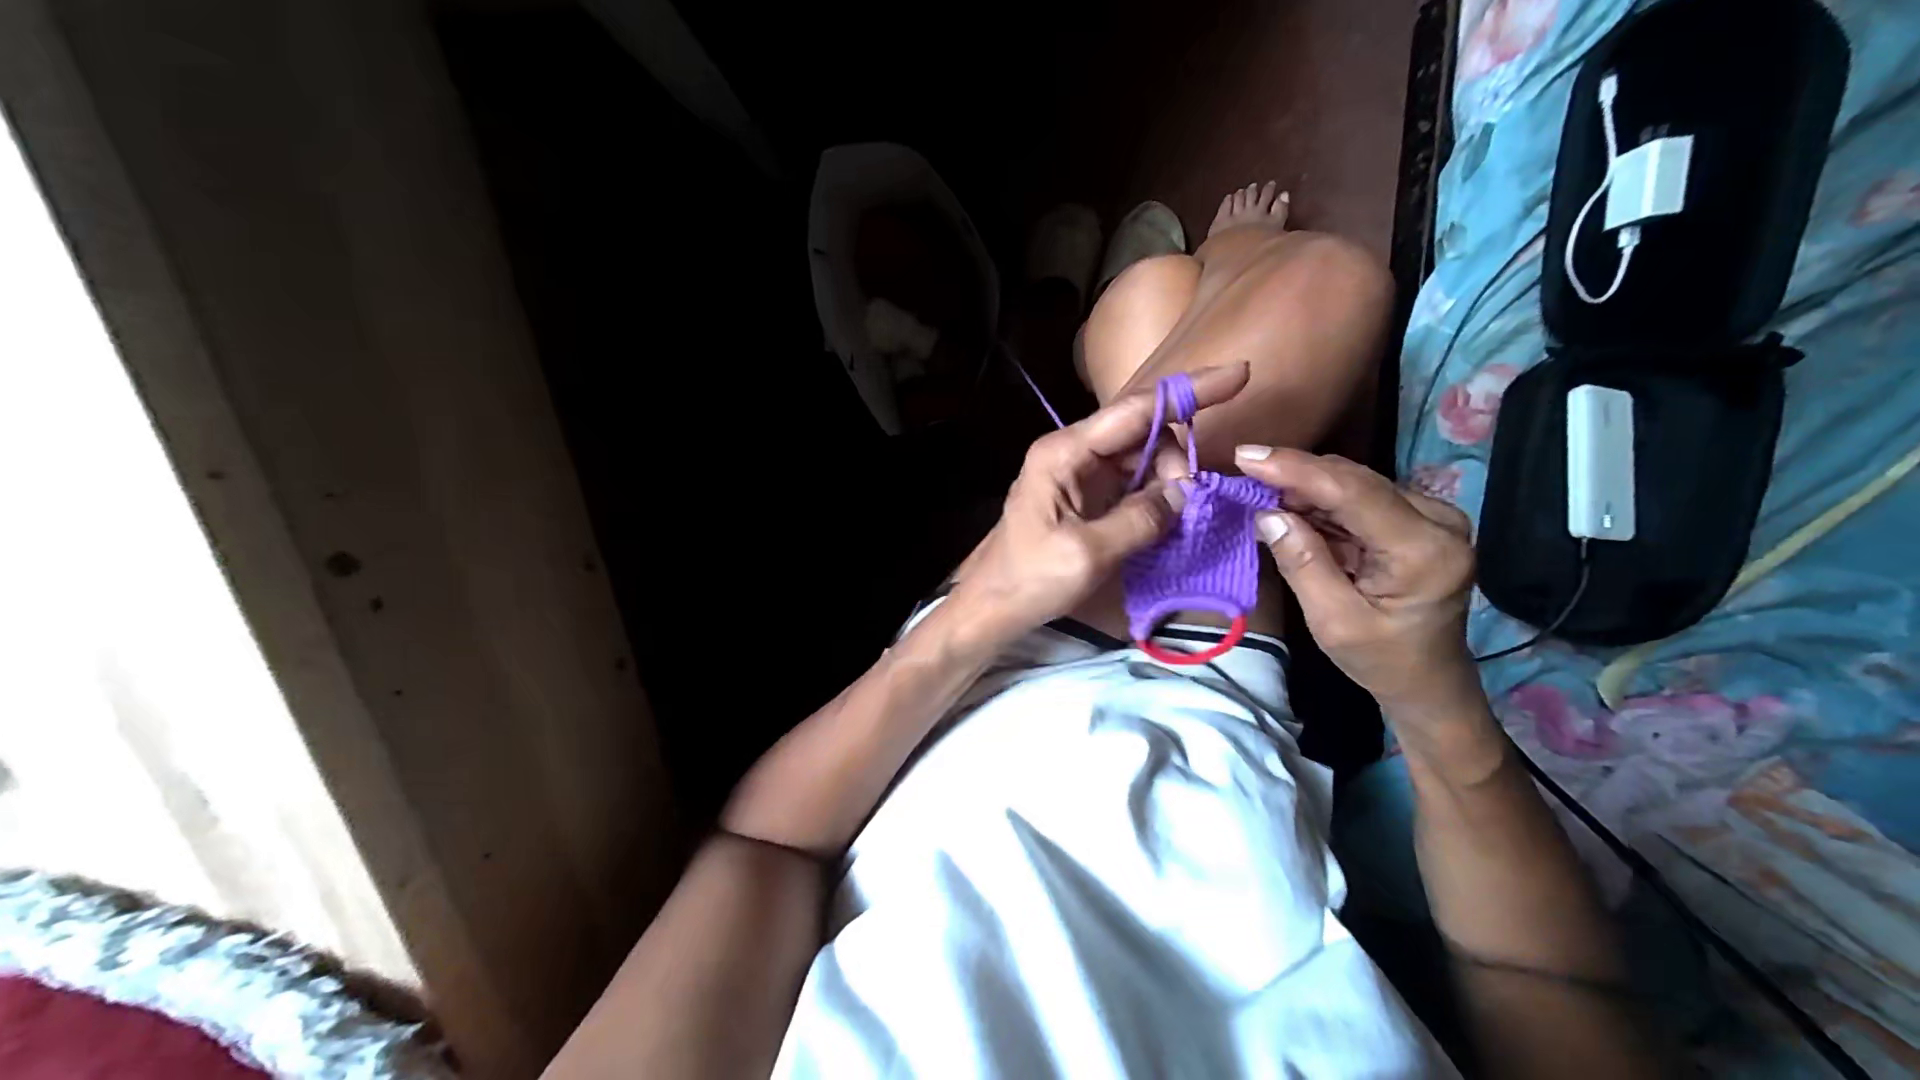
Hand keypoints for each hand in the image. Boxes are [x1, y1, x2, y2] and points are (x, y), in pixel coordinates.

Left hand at [945, 363, 1251, 650]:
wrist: (991, 606)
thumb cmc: (1030, 578)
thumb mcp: (1087, 553)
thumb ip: (1140, 519)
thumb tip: (1184, 494)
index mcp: (1065, 452)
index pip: (1136, 409)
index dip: (1189, 390)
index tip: (1239, 374)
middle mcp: (1072, 452)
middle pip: (1142, 431)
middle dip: (1175, 458)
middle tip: (1186, 504)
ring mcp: (1079, 473)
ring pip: (1141, 457)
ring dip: (1168, 480)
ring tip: (1175, 517)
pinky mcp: (1086, 496)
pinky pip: (1132, 482)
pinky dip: (1155, 495)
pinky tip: (1167, 518)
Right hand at [1232, 447, 1476, 711]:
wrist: (1429, 680)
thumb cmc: (1382, 660)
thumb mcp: (1333, 622)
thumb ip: (1302, 564)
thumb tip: (1267, 513)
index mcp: (1423, 551)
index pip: (1353, 493)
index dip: (1297, 470)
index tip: (1247, 456)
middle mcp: (1438, 522)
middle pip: (1354, 480)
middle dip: (1295, 474)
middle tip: (1243, 473)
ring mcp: (1431, 517)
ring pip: (1354, 483)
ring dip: (1304, 487)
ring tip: (1258, 492)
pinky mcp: (1418, 519)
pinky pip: (1359, 497)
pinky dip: (1320, 501)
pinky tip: (1289, 506)